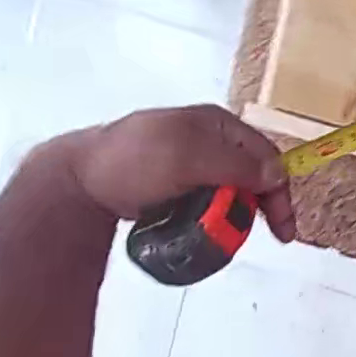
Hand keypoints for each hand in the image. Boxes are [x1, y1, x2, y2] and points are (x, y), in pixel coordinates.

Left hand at [47, 105, 297, 241]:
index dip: (279, 188)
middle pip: (254, 171)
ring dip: (242, 208)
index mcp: (217, 122)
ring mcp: (191, 156)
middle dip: (264, 202)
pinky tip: (214, 222)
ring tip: (236, 230)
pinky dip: (219, 209)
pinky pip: (211, 193)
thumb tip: (279, 175)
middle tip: (274, 234)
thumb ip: (238, 165)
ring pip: (234, 185)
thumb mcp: (191, 159)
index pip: (266, 155)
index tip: (282, 224)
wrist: (73, 182)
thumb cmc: (135, 163)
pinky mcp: (175, 178)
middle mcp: (209, 136)